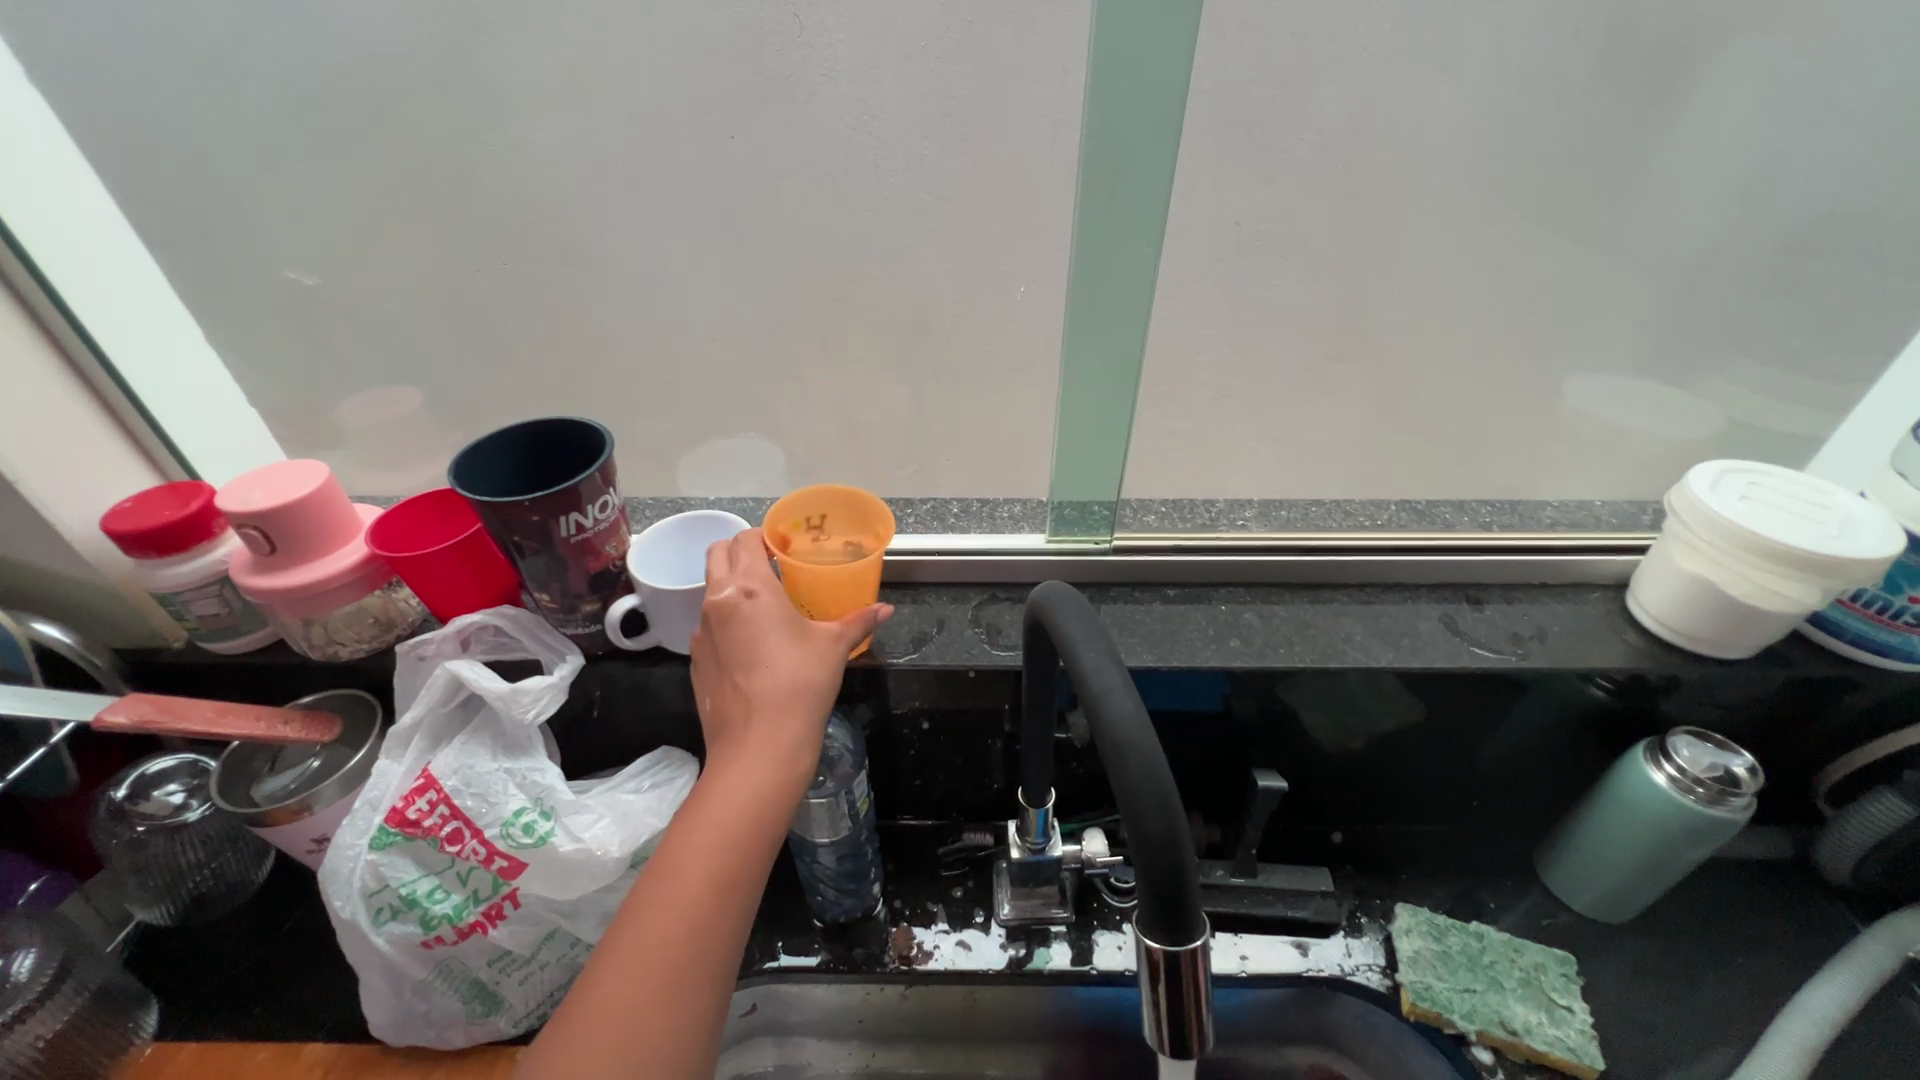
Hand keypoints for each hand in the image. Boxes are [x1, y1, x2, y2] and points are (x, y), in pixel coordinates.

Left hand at [689, 528, 891, 790]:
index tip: (786, 548)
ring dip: (732, 587)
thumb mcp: (834, 647)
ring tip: (765, 608)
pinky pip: (710, 627)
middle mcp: (717, 601)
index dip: (765, 537)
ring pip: (709, 591)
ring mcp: (702, 632)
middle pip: (717, 554)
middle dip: (741, 552)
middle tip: (772, 567)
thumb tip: (885, 610)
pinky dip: (727, 623)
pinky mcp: (696, 661)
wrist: (758, 747)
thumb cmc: (801, 685)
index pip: (745, 539)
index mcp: (750, 587)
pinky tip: (753, 648)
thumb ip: (858, 621)